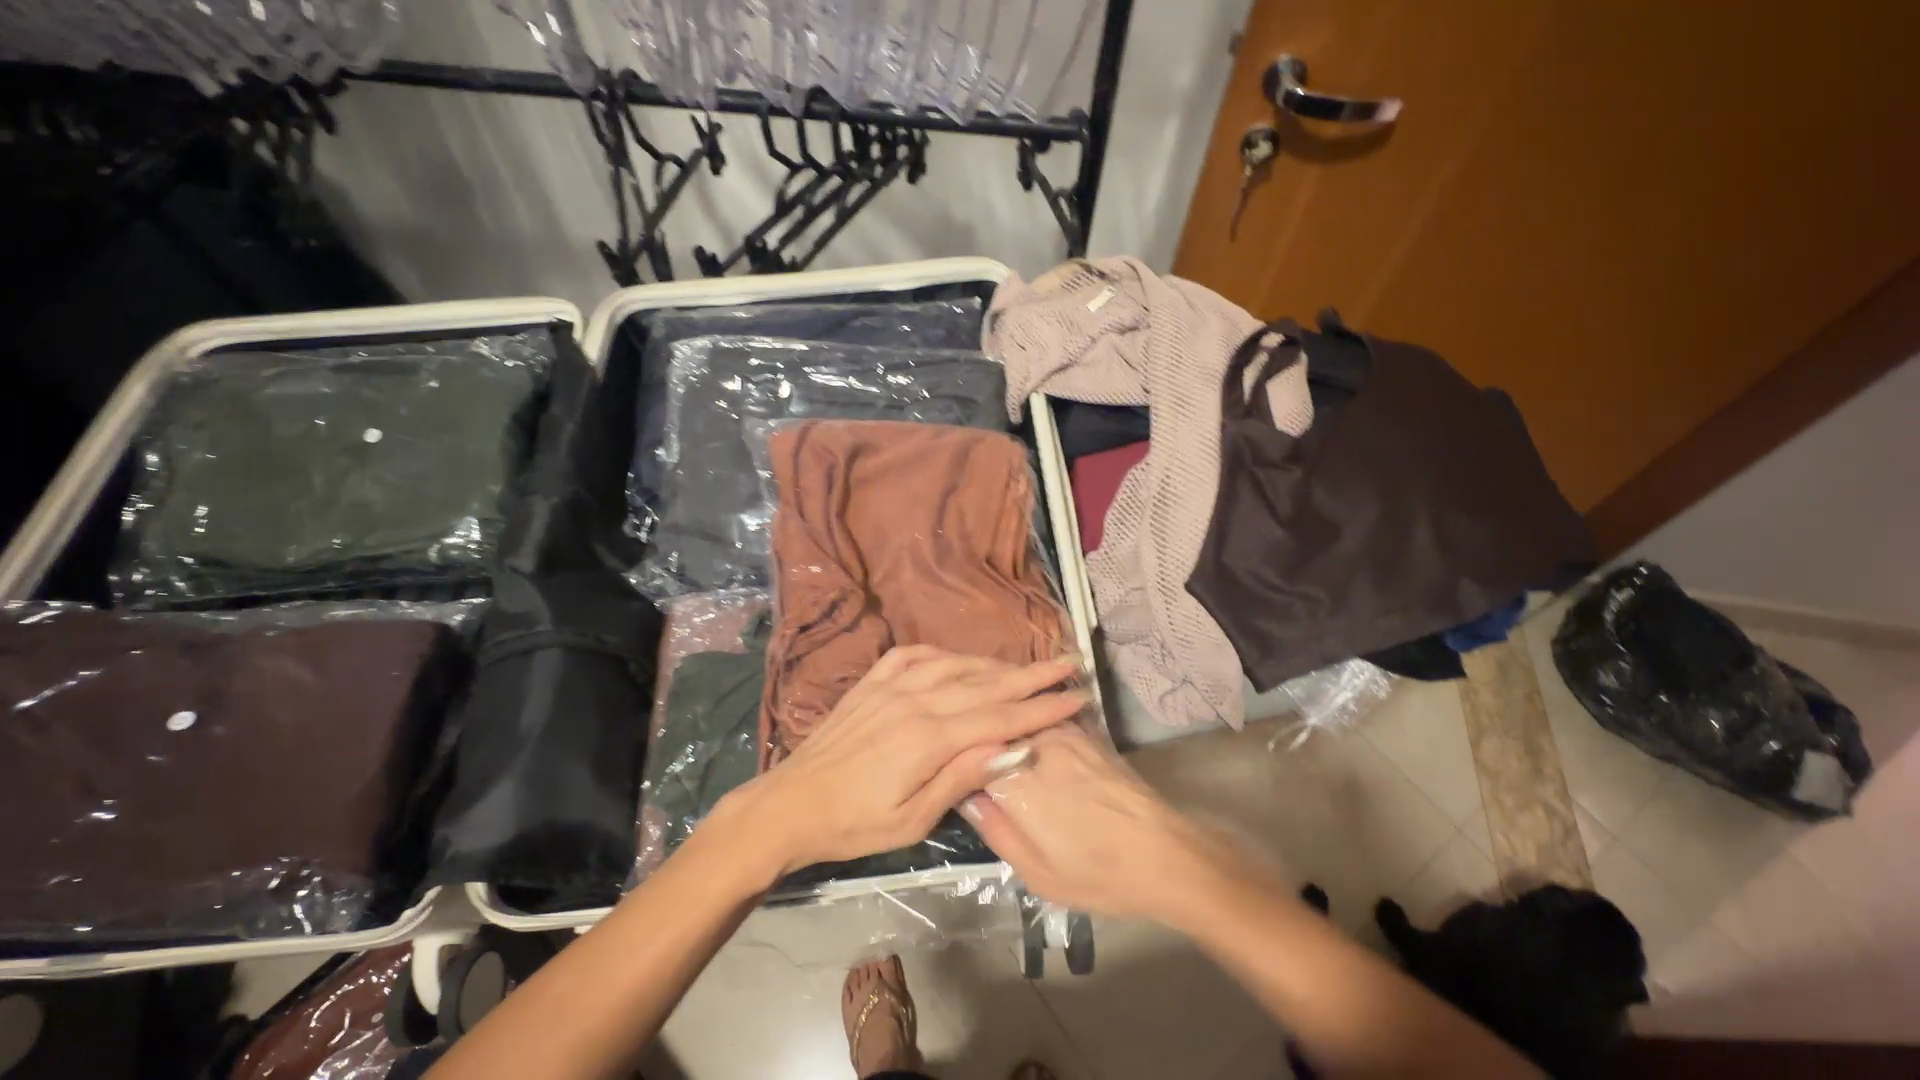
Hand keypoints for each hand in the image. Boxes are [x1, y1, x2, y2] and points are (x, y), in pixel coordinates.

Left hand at [709, 646, 1087, 882]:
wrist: (789, 805)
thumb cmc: (854, 825)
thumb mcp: (913, 818)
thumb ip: (963, 778)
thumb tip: (1016, 749)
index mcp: (928, 738)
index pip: (999, 718)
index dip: (1041, 709)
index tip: (1076, 698)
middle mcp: (913, 701)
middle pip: (984, 684)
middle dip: (1030, 676)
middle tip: (1068, 665)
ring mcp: (889, 687)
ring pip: (954, 666)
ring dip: (994, 664)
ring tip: (1025, 667)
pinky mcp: (870, 684)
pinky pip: (914, 656)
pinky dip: (944, 654)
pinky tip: (960, 659)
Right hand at [961, 725, 1264, 926]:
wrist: (1167, 855)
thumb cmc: (1098, 874)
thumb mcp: (1036, 873)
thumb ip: (995, 830)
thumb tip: (963, 795)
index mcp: (1017, 781)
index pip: (966, 754)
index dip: (951, 761)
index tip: (942, 769)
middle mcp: (1037, 747)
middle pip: (992, 730)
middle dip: (973, 739)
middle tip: (958, 752)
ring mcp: (1065, 735)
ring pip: (1018, 721)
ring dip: (1002, 727)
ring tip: (987, 740)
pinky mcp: (1086, 734)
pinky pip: (1045, 721)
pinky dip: (1029, 725)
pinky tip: (1024, 739)